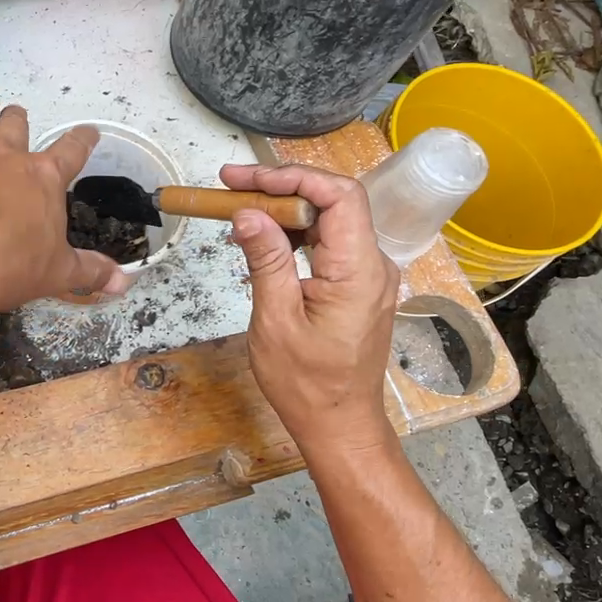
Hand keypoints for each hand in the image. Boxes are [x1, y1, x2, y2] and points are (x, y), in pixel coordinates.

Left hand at [0, 85, 129, 318]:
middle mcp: (6, 156)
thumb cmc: (7, 269)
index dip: (83, 140)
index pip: (72, 150)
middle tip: (20, 119)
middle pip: (17, 125)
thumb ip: (90, 271)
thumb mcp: (57, 274)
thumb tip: (122, 283)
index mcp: (43, 178)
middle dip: (21, 119)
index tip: (88, 133)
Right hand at [221, 162, 398, 454]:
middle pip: (333, 202)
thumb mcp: (275, 321)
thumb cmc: (305, 383)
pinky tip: (260, 237)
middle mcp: (373, 265)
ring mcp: (367, 275)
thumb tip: (247, 214)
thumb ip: (266, 262)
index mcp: (358, 272)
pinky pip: (328, 244)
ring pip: (329, 220)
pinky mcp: (356, 285)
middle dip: (280, 186)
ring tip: (235, 206)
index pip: (338, 197)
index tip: (243, 180)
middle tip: (229, 186)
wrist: (339, 424)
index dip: (291, 178)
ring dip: (283, 208)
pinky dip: (293, 233)